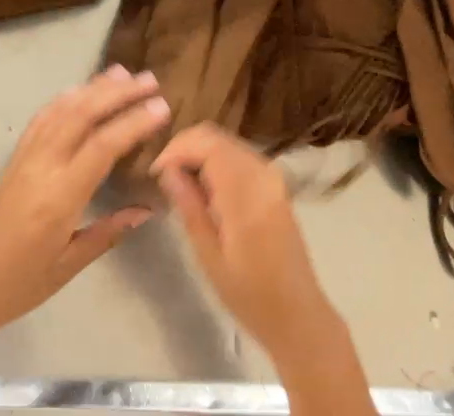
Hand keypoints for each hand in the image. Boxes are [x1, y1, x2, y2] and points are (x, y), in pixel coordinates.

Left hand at [0, 65, 170, 336]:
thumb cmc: (16, 286)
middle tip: (150, 80)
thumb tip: (146, 209)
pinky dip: (64, 100)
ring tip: (122, 74)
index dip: (133, 122)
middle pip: (81, 115)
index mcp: (59, 197)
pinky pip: (41, 120)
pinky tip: (79, 92)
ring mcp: (23, 159)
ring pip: (61, 110)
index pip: (103, 146)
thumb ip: (108, 232)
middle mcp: (40, 167)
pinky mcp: (12, 159)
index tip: (162, 107)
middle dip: (117, 94)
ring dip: (92, 88)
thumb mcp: (68, 267)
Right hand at [151, 124, 342, 363]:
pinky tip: (204, 190)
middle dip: (185, 148)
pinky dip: (217, 162)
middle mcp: (263, 174)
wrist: (299, 315)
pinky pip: (240, 158)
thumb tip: (167, 171)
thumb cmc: (250, 295)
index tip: (154, 172)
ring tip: (179, 184)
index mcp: (246, 192)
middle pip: (216, 137)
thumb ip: (189, 207)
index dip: (175, 149)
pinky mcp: (276, 185)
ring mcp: (273, 178)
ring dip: (200, 154)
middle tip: (163, 177)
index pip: (206, 144)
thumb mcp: (209, 256)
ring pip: (227, 144)